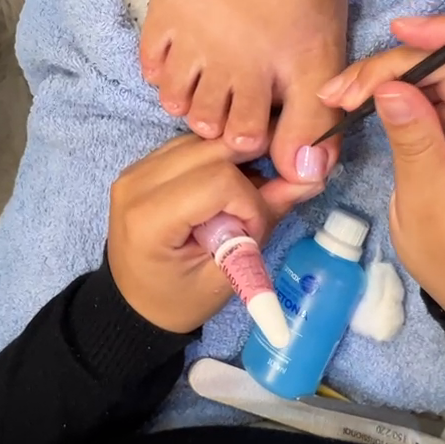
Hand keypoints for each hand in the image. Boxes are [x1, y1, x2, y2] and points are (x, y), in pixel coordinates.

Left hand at [107, 135, 321, 333]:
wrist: (134, 302)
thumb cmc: (177, 299)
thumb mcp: (225, 273)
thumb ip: (263, 224)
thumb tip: (310, 179)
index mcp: (148, 218)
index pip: (218, 180)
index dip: (250, 201)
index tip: (255, 231)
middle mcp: (135, 183)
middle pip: (212, 149)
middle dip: (247, 172)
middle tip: (257, 204)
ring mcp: (135, 169)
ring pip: (202, 140)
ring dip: (231, 163)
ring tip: (237, 202)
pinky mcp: (142, 164)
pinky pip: (189, 144)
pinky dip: (214, 160)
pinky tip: (221, 190)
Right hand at [319, 16, 444, 336]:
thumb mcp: (427, 210)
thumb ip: (415, 146)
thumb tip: (392, 86)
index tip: (401, 32)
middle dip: (398, 62)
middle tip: (341, 89)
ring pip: (437, 74)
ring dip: (386, 75)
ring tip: (338, 95)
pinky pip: (426, 93)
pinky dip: (390, 91)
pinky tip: (354, 101)